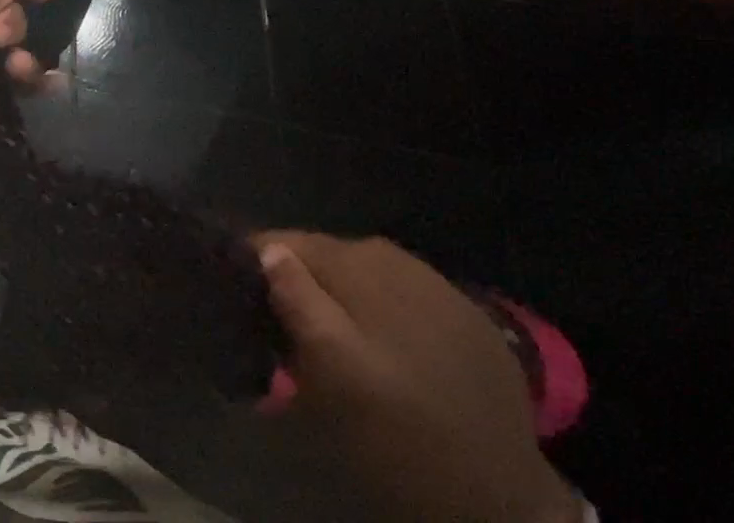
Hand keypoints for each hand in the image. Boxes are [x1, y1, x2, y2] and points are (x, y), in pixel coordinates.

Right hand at [256, 233, 582, 522]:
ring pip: (364, 272)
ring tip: (324, 331)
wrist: (495, 494)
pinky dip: (378, 308)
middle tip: (277, 323)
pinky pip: (403, 295)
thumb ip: (296, 299)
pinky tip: (378, 342)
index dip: (254, 264)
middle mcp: (402, 261)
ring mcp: (443, 288)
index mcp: (361, 264)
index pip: (285, 240)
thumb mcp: (328, 368)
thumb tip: (268, 251)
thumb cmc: (394, 429)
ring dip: (336, 292)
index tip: (238, 296)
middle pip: (324, 253)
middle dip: (296, 279)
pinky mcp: (470, 321)